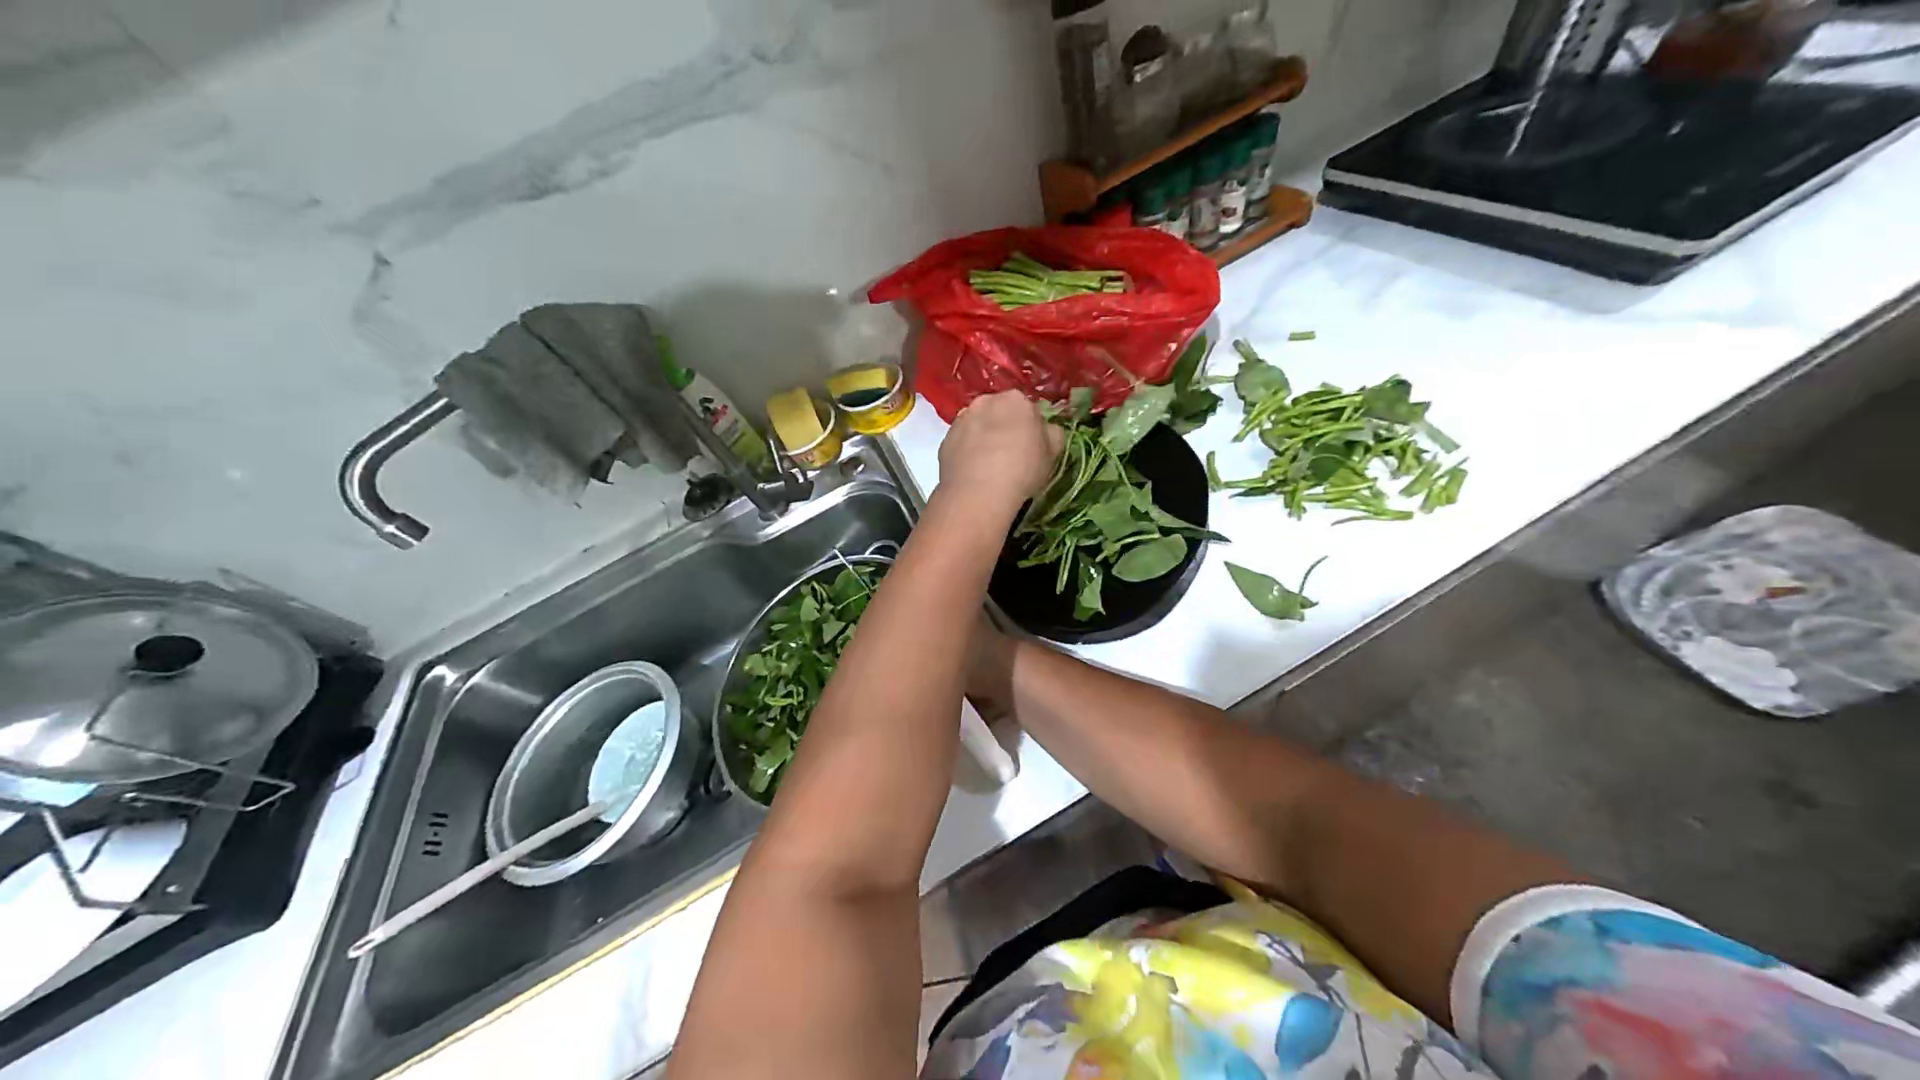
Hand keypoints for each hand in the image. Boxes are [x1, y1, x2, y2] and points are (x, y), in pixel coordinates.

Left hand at [937, 391, 1062, 512]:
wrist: (979, 492)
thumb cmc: (1023, 469)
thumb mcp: (1053, 453)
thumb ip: (1053, 434)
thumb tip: (1048, 430)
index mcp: (1016, 400)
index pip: (1027, 408)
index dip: (1030, 428)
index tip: (1032, 447)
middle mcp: (985, 402)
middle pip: (999, 412)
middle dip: (1004, 427)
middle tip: (1010, 455)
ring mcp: (961, 420)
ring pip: (977, 425)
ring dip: (983, 437)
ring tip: (989, 466)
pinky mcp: (945, 439)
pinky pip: (961, 442)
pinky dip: (967, 452)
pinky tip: (973, 472)